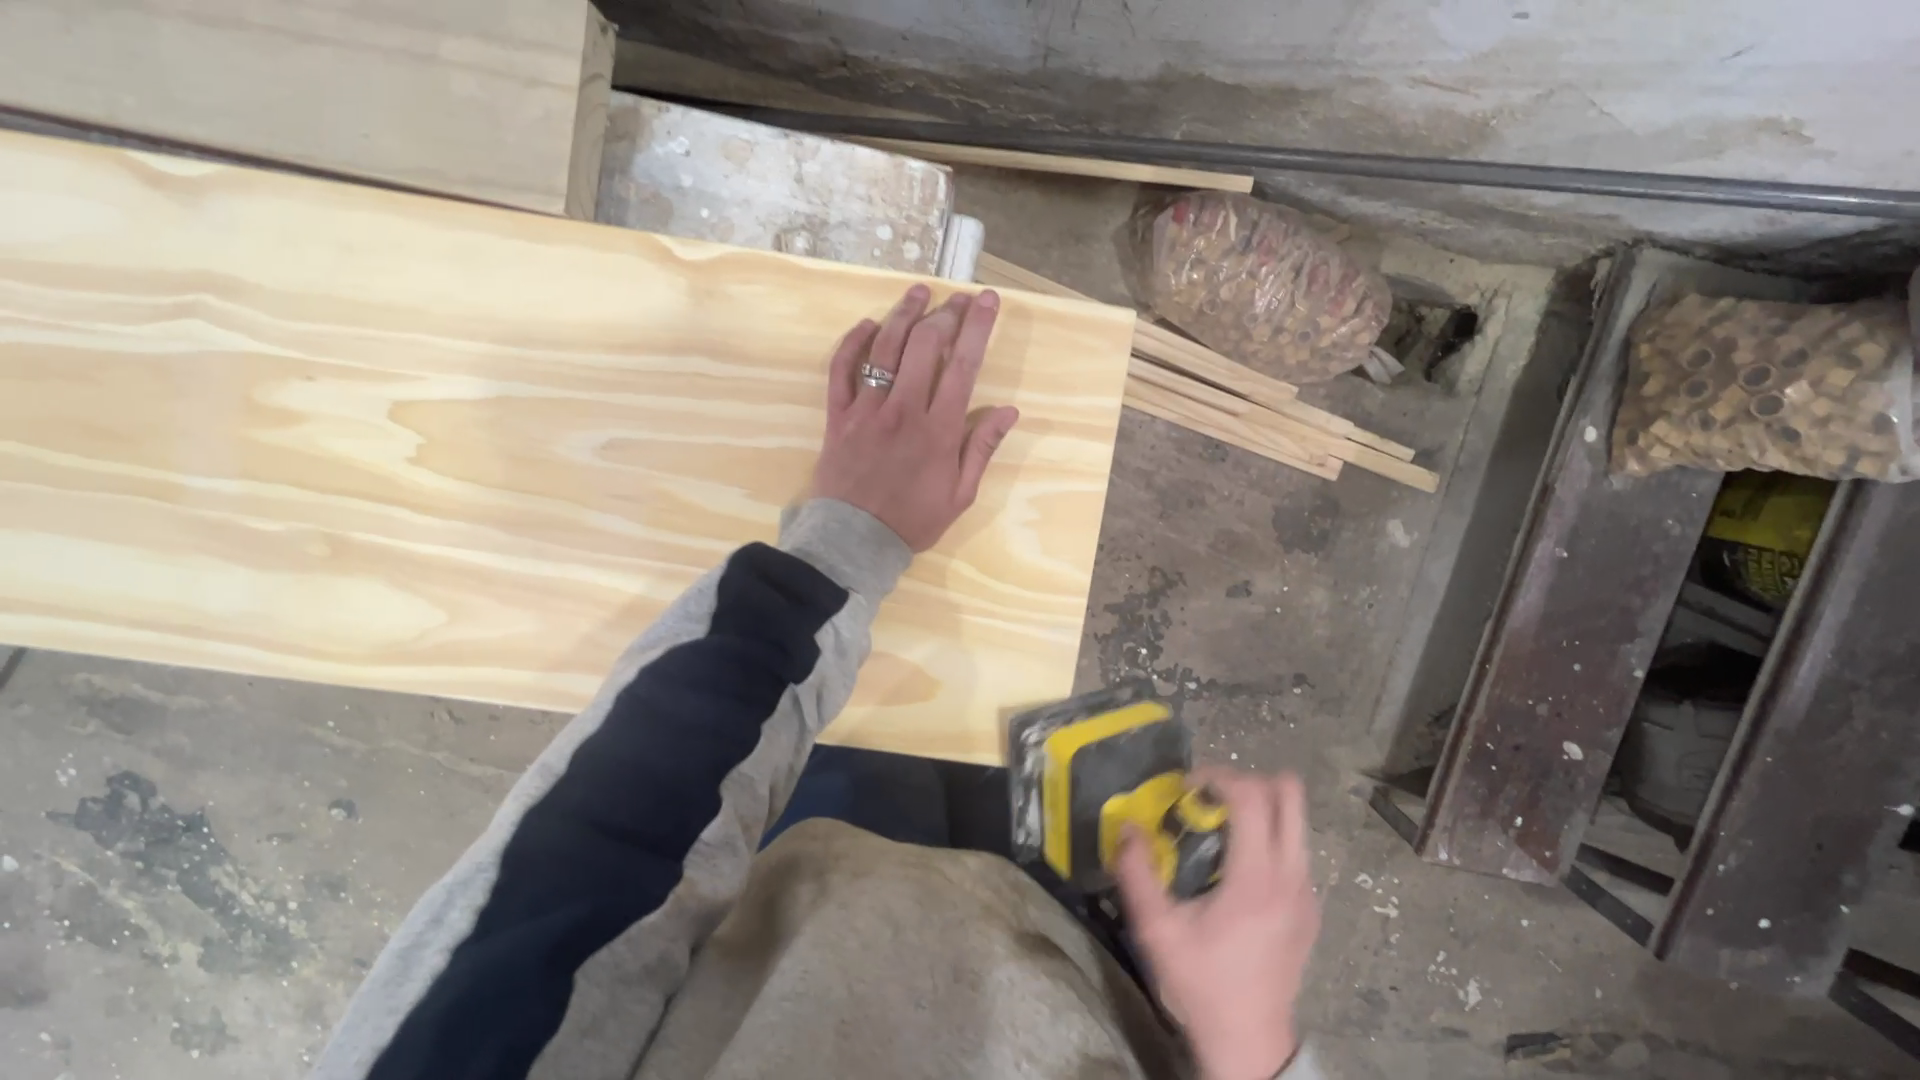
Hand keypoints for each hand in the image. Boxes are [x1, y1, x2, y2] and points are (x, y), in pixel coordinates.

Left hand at [812, 284, 1020, 551]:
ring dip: (904, 314)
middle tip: (957, 299)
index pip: (963, 365)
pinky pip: (842, 369)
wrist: (854, 541)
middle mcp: (904, 409)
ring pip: (885, 347)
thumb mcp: (960, 495)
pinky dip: (854, 342)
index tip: (986, 300)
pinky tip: (868, 324)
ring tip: (918, 292)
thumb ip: (982, 449)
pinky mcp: (837, 415)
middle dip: (946, 314)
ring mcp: (867, 409)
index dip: (977, 327)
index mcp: (939, 429)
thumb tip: (1009, 410)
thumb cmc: (913, 521)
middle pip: (925, 345)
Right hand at [1115, 771, 1319, 1079]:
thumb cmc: (1201, 982)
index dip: (1219, 777)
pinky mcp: (1310, 907)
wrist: (1248, 1040)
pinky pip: (1296, 848)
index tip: (1188, 785)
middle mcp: (1291, 876)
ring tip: (1221, 827)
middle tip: (1211, 798)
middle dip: (1248, 781)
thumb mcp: (1156, 931)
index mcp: (1256, 879)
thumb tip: (1127, 826)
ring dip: (1260, 807)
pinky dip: (1269, 837)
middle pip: (1289, 794)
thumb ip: (1136, 874)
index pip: (1252, 797)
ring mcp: (1307, 892)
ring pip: (1297, 819)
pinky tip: (1236, 866)